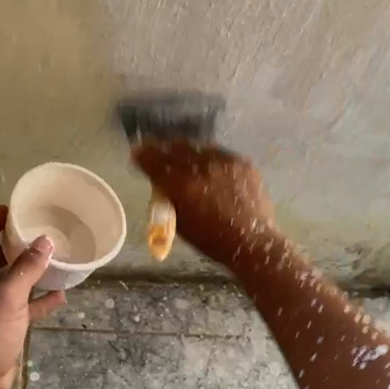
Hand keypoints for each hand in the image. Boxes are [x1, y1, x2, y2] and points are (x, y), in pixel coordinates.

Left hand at [0, 206, 64, 388]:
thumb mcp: (9, 295)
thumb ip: (27, 267)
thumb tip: (45, 241)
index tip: (11, 209)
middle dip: (12, 247)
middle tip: (34, 233)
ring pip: (6, 284)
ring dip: (27, 274)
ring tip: (49, 260)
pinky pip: (17, 307)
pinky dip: (35, 301)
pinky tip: (58, 297)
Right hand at [130, 142, 277, 266]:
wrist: (252, 241)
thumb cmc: (212, 240)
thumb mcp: (181, 222)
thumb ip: (169, 198)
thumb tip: (160, 182)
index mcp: (182, 187)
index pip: (155, 162)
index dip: (143, 155)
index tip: (137, 152)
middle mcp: (201, 168)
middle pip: (175, 148)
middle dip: (163, 149)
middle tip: (157, 150)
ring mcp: (224, 162)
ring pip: (197, 147)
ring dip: (185, 151)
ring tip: (181, 155)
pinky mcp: (241, 162)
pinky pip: (217, 152)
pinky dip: (207, 157)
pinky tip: (206, 164)